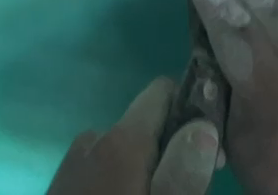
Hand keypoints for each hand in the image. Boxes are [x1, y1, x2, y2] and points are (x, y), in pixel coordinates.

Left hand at [46, 77, 219, 194]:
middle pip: (147, 127)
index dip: (194, 113)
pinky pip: (104, 172)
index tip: (214, 154)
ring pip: (127, 153)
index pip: (162, 93)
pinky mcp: (63, 186)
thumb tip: (204, 124)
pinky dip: (124, 185)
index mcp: (121, 139)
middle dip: (174, 153)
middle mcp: (95, 138)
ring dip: (150, 174)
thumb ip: (183, 174)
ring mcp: (75, 162)